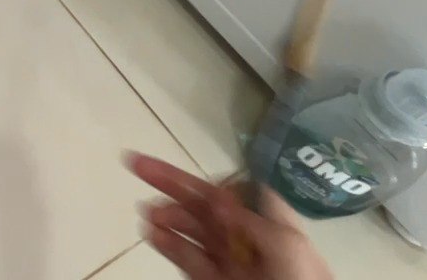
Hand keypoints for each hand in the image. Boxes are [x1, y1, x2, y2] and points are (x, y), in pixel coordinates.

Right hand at [127, 153, 332, 279]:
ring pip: (191, 228)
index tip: (207, 188)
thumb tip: (217, 198)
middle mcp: (247, 240)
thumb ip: (253, 220)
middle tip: (136, 163)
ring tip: (146, 212)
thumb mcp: (289, 250)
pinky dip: (167, 244)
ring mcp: (229, 263)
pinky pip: (187, 258)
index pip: (243, 193)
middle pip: (205, 203)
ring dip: (166, 214)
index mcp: (271, 227)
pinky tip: (151, 234)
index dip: (220, 184)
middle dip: (171, 182)